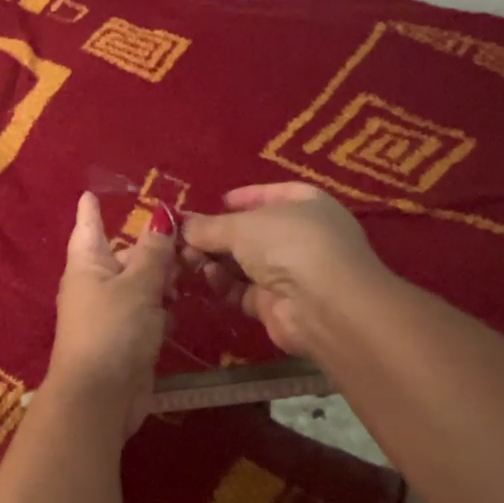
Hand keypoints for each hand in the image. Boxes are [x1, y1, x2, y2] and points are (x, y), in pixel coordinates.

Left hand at [47, 192, 175, 435]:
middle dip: (148, 250)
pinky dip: (161, 312)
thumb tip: (160, 218)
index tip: (90, 192)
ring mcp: (107, 314)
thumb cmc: (113, 330)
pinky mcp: (123, 340)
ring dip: (161, 282)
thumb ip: (153, 254)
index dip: (92, 210)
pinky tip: (181, 313)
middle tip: (186, 244)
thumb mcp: (138, 286)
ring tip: (192, 276)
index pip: (89, 227)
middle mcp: (93, 284)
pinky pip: (144, 315)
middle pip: (121, 256)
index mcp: (86, 263)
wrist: (100, 396)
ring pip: (137, 286)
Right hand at [180, 182, 392, 356]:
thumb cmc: (288, 244)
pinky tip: (207, 277)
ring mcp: (293, 273)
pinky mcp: (279, 305)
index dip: (245, 197)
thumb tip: (178, 225)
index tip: (216, 202)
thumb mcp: (238, 225)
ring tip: (187, 257)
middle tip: (184, 236)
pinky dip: (224, 284)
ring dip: (214, 260)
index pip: (274, 195)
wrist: (324, 307)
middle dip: (217, 234)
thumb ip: (205, 226)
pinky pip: (243, 290)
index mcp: (307, 205)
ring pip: (244, 263)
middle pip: (252, 232)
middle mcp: (304, 237)